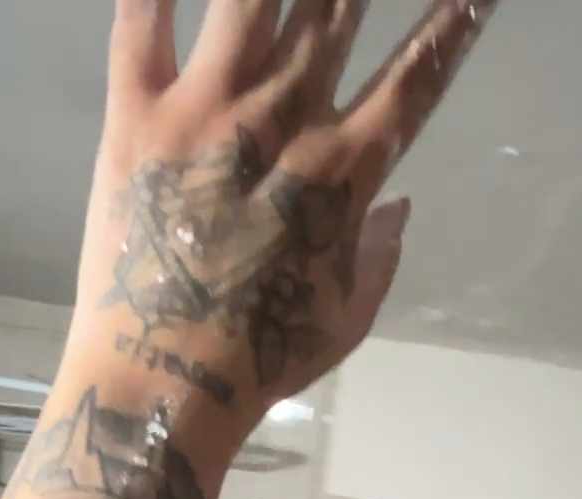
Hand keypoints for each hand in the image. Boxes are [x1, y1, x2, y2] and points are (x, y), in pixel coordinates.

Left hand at [67, 0, 497, 429]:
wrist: (166, 379)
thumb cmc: (265, 358)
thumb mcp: (347, 319)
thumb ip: (380, 256)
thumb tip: (400, 205)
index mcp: (341, 174)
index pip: (413, 82)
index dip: (449, 29)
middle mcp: (281, 120)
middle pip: (332, 12)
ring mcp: (203, 110)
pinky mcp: (133, 117)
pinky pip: (140, 21)